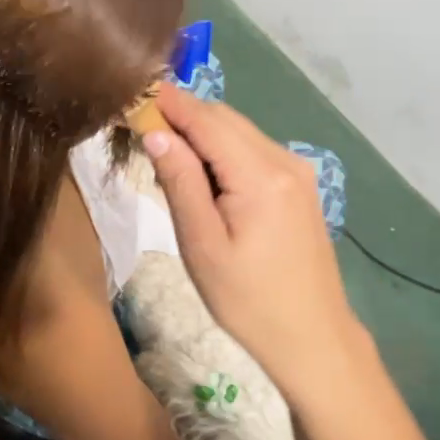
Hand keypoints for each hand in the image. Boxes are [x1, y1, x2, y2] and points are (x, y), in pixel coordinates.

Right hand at [139, 86, 364, 392]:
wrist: (313, 340)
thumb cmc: (248, 299)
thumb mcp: (201, 244)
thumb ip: (179, 181)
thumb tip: (155, 132)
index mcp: (260, 175)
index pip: (204, 118)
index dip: (164, 103)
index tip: (125, 99)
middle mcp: (284, 160)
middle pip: (221, 116)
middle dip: (178, 114)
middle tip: (134, 128)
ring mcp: (296, 171)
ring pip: (235, 129)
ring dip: (196, 130)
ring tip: (159, 151)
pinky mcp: (297, 184)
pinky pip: (249, 147)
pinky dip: (218, 146)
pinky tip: (197, 171)